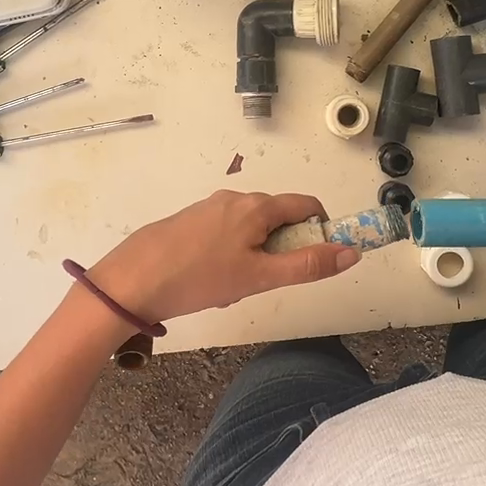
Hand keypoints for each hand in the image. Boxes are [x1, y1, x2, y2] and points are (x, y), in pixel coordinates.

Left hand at [87, 191, 355, 323]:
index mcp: (256, 206)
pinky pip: (225, 235)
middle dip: (281, 249)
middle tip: (263, 282)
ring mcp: (209, 208)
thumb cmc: (200, 277)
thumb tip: (351, 251)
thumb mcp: (260, 276)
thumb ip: (307, 265)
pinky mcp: (189, 222)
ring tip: (232, 287)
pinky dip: (230, 255)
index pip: (305, 204)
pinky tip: (210, 282)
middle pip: (277, 217)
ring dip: (254, 256)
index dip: (321, 229)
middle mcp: (234, 198)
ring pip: (249, 229)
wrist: (133, 279)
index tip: (315, 260)